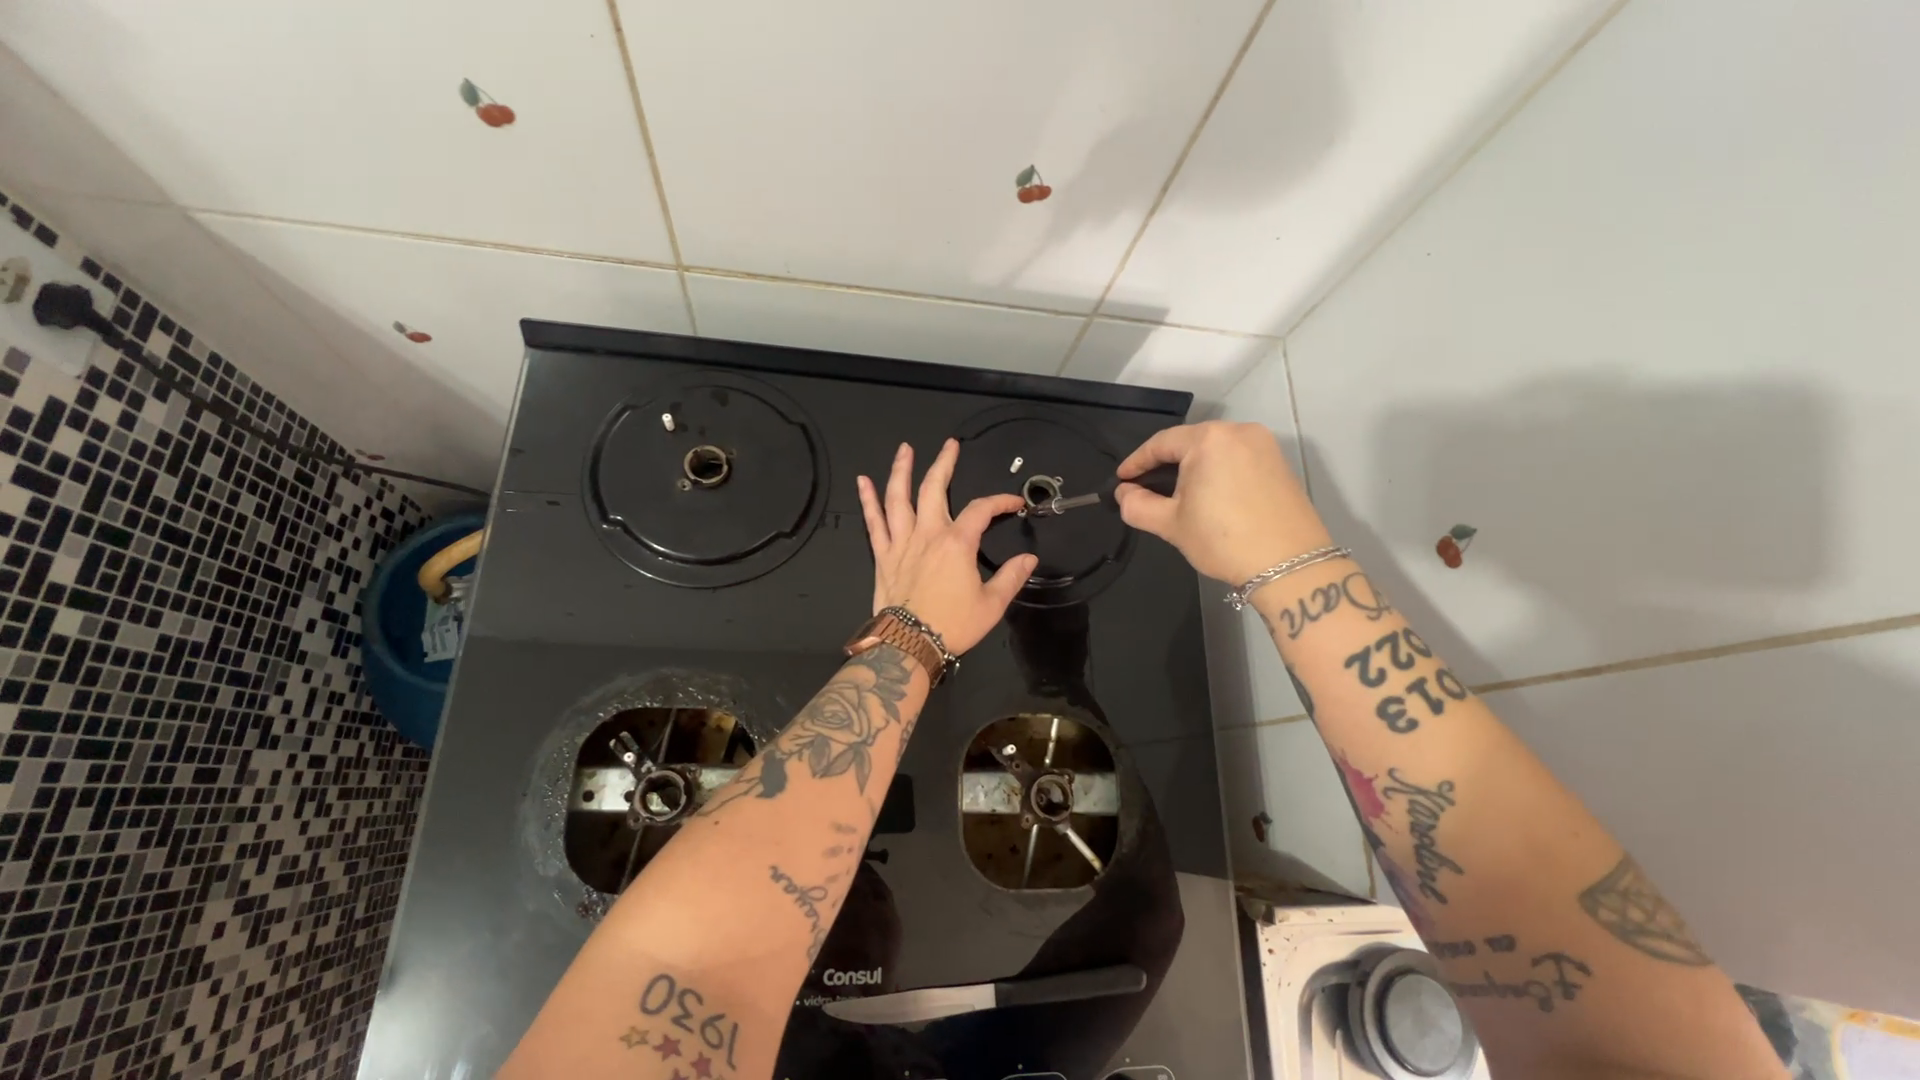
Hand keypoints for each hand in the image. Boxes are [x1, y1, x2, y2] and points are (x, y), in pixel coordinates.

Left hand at [857, 439, 1036, 654]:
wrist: (909, 644)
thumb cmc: (952, 625)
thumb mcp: (992, 604)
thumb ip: (1011, 577)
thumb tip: (1029, 559)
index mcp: (957, 544)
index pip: (981, 510)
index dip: (1000, 501)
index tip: (1014, 503)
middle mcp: (928, 534)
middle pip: (935, 488)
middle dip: (944, 463)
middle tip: (950, 445)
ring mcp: (901, 543)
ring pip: (899, 498)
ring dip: (902, 470)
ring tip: (905, 449)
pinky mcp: (883, 556)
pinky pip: (874, 523)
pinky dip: (868, 501)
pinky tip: (863, 482)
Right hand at [1113, 421, 1332, 583]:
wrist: (1290, 564)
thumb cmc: (1223, 540)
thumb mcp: (1171, 524)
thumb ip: (1138, 505)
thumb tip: (1124, 494)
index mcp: (1208, 439)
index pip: (1161, 444)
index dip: (1136, 463)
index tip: (1121, 480)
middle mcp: (1238, 432)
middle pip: (1190, 442)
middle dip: (1165, 465)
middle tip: (1146, 489)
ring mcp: (1263, 445)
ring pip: (1215, 450)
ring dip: (1193, 469)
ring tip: (1177, 495)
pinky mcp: (1279, 463)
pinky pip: (1237, 459)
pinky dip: (1218, 473)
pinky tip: (1210, 496)